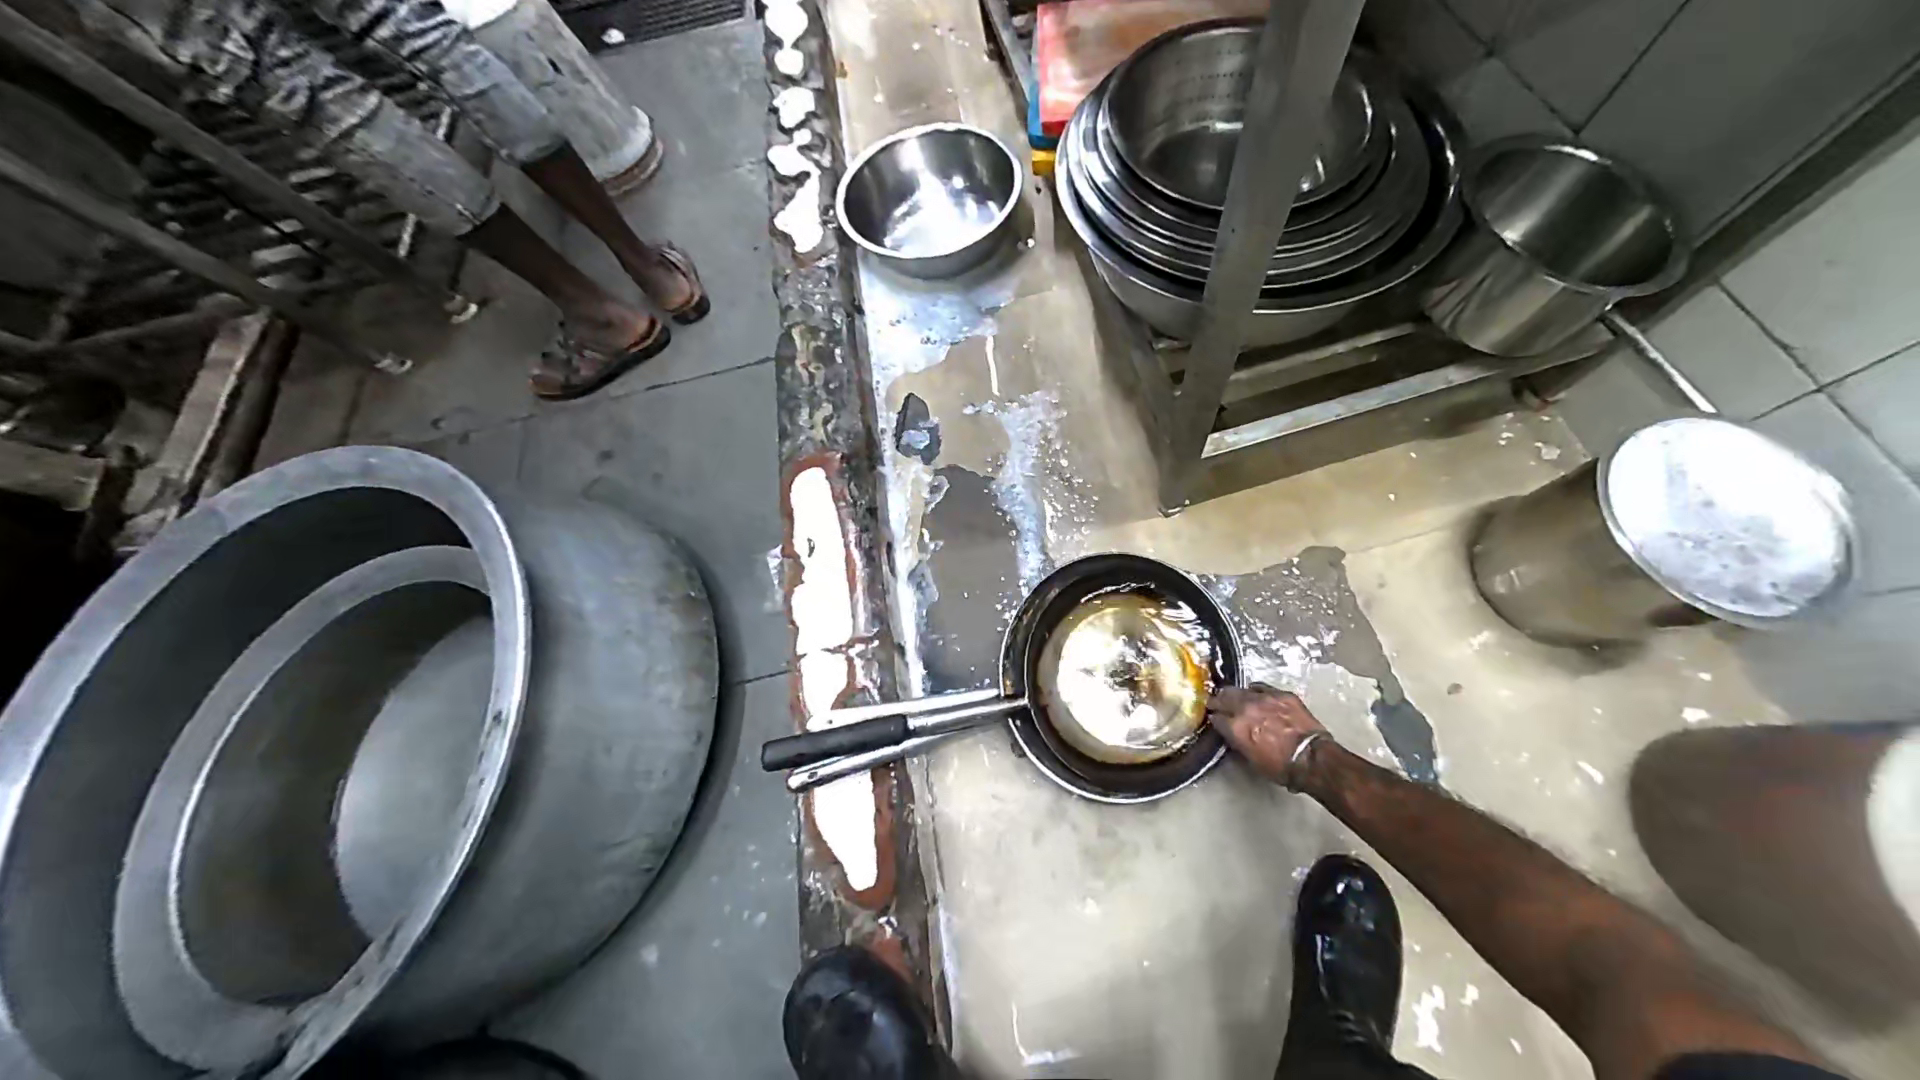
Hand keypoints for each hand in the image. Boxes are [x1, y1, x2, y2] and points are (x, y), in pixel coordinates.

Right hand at [1207, 684, 1331, 789]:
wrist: (1313, 759)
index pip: (1216, 717)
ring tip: (1237, 698)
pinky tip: (1257, 695)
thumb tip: (1232, 733)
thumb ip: (1236, 741)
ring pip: (1240, 689)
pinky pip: (1261, 687)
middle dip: (1219, 701)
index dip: (1214, 719)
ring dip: (1235, 694)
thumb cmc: (1281, 767)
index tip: (1215, 719)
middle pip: (1223, 697)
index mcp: (1235, 727)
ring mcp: (1263, 698)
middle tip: (1218, 704)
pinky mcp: (1281, 694)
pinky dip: (1256, 691)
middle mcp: (1245, 708)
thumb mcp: (1250, 759)